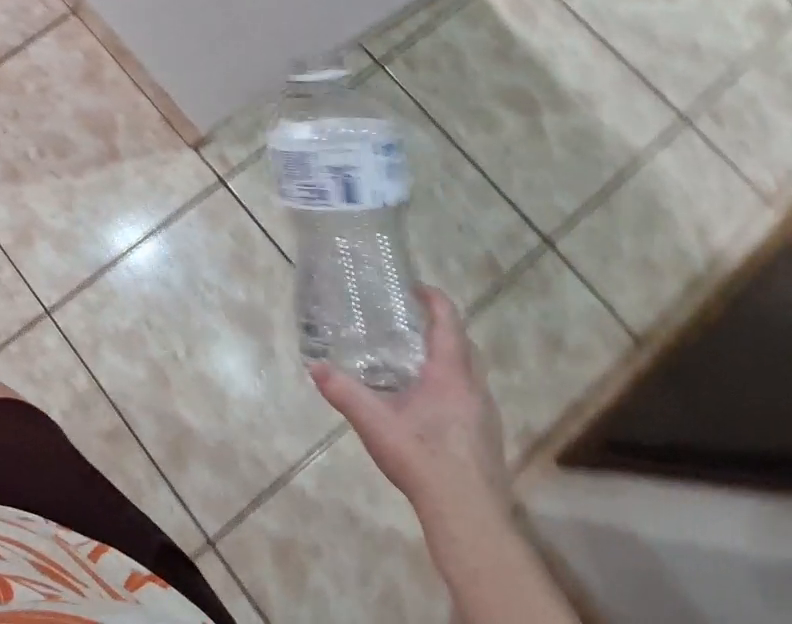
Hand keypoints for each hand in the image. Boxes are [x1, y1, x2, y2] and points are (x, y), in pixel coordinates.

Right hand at [311, 287, 508, 522]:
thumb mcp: (372, 422)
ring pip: (469, 374)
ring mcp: (485, 415)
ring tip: (414, 360)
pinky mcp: (486, 436)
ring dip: (447, 359)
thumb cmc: (421, 457)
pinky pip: (469, 396)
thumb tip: (314, 365)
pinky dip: (450, 384)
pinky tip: (426, 403)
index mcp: (450, 377)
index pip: (449, 326)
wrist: (467, 511)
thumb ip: (343, 391)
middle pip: (464, 348)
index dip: (435, 302)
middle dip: (441, 329)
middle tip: (409, 322)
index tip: (416, 288)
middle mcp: (475, 390)